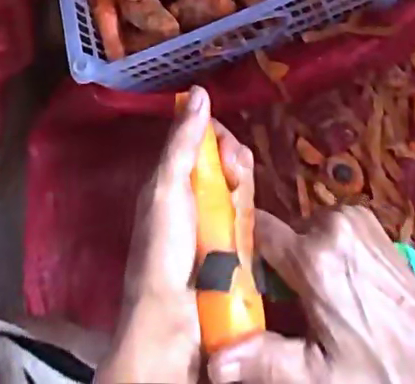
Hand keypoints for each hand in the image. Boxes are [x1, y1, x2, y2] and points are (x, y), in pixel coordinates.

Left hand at [98, 86, 254, 383]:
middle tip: (236, 173)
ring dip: (243, 191)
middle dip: (235, 164)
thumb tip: (198, 92)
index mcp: (171, 180)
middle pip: (227, 166)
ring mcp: (215, 227)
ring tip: (239, 200)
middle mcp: (194, 199)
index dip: (218, 137)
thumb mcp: (167, 186)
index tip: (227, 141)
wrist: (173, 322)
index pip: (202, 143)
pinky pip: (252, 224)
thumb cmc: (162, 248)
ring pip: (241, 192)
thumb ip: (184, 141)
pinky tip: (249, 224)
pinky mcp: (236, 253)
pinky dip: (251, 220)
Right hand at [208, 206, 414, 383]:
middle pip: (281, 234)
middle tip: (285, 307)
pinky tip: (342, 290)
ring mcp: (353, 219)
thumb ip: (265, 361)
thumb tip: (215, 360)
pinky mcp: (369, 221)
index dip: (240, 248)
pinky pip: (328, 229)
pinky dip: (325, 252)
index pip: (255, 230)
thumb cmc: (384, 374)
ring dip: (301, 259)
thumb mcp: (323, 379)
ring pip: (304, 231)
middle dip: (277, 265)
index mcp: (314, 258)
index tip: (232, 272)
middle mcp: (331, 225)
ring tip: (319, 305)